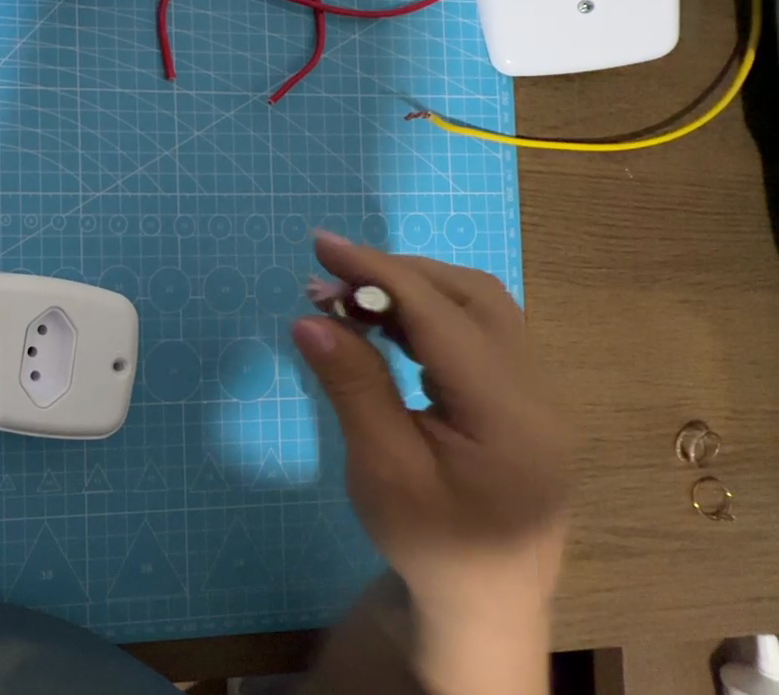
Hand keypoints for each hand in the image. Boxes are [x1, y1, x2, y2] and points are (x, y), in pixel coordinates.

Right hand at [291, 233, 569, 625]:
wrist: (481, 600)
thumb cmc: (428, 539)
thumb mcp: (381, 468)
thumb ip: (353, 387)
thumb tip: (309, 318)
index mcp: (510, 414)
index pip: (442, 316)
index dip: (380, 272)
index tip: (322, 245)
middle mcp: (537, 394)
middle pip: (474, 298)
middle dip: (397, 272)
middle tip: (326, 272)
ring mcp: (535, 398)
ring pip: (480, 310)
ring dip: (412, 290)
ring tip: (345, 296)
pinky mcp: (519, 403)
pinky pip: (476, 335)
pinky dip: (424, 315)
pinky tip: (379, 325)